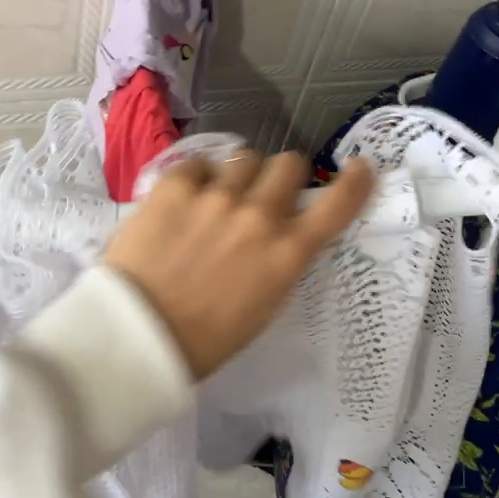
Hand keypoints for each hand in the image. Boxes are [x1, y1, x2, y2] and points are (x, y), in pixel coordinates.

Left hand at [104, 151, 375, 378]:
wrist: (137, 336)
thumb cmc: (202, 341)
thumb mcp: (260, 307)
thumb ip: (275, 262)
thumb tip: (275, 235)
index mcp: (286, 255)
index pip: (336, 207)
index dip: (353, 183)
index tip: (360, 166)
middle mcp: (258, 216)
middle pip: (288, 164)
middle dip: (281, 175)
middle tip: (263, 191)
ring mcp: (216, 195)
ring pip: (245, 156)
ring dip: (239, 173)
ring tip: (218, 195)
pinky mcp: (175, 185)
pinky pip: (198, 163)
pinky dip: (196, 177)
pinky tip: (184, 198)